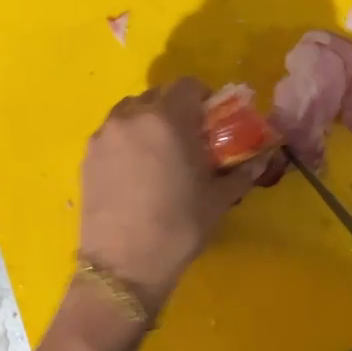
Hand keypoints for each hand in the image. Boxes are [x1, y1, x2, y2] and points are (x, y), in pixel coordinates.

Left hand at [77, 78, 265, 311]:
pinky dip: (128, 143)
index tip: (211, 122)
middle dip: (176, 111)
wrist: (125, 265)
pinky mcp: (87, 156)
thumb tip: (264, 156)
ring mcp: (105, 135)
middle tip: (189, 141)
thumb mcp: (219, 199)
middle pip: (158, 96)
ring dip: (149, 124)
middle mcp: (132, 117)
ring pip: (131, 113)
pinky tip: (137, 174)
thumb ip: (242, 171)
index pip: (188, 85)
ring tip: (160, 157)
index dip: (204, 98)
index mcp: (167, 119)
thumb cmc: (179, 227)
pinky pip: (113, 135)